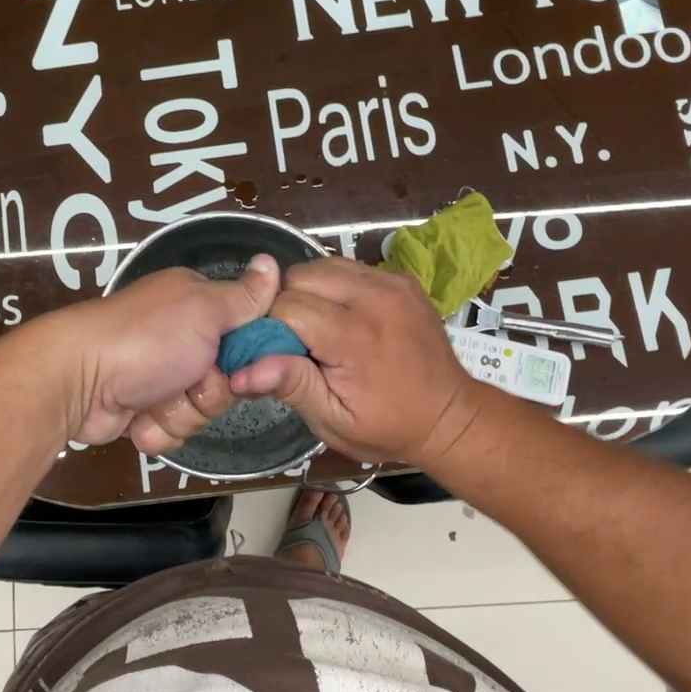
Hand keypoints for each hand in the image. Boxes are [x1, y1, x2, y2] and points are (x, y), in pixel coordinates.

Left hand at [40, 255, 279, 453]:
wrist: (79, 379)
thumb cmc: (147, 338)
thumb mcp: (204, 308)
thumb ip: (245, 296)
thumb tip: (272, 262)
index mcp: (197, 306)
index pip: (248, 336)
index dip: (249, 357)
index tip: (239, 365)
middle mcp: (181, 338)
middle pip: (228, 382)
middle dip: (210, 391)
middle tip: (189, 379)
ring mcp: (160, 377)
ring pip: (201, 412)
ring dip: (180, 411)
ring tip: (154, 397)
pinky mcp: (142, 411)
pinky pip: (173, 432)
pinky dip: (157, 428)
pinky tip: (137, 415)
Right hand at [229, 258, 490, 466]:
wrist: (450, 417)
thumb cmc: (388, 427)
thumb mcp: (334, 422)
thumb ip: (291, 386)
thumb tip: (240, 373)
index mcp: (354, 336)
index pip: (286, 305)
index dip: (274, 329)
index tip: (284, 355)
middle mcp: (374, 298)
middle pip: (300, 276)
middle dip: (289, 305)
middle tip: (302, 342)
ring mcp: (391, 283)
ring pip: (322, 265)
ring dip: (312, 292)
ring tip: (322, 329)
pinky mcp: (401, 278)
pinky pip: (350, 267)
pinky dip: (337, 287)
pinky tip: (346, 317)